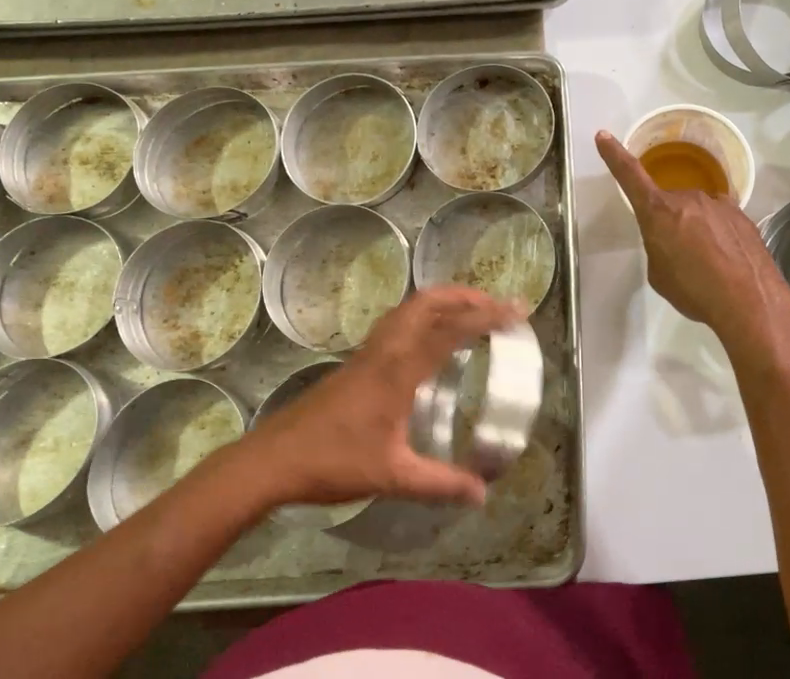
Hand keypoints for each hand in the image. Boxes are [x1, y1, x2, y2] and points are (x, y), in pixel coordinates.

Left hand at [231, 286, 525, 509]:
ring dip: (444, 302)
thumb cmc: (332, 463)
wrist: (272, 461)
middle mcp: (385, 350)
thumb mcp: (392, 477)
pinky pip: (399, 323)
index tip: (518, 311)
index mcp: (398, 370)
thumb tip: (482, 493)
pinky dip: (426, 318)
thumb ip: (440, 483)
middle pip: (428, 302)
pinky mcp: (357, 362)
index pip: (450, 329)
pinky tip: (434, 344)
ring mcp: (368, 353)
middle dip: (467, 296)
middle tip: (497, 307)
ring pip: (410, 308)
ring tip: (472, 315)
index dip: (487, 316)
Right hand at [596, 131, 789, 345]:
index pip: (630, 176)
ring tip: (708, 265)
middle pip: (670, 204)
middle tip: (679, 258)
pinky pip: (720, 220)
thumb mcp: (659, 273)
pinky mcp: (741, 215)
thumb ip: (659, 246)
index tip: (604, 136)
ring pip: (698, 212)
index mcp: (659, 211)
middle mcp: (688, 199)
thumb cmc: (694, 291)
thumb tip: (672, 239)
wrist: (749, 300)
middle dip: (671, 225)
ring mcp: (718, 204)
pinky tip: (727, 261)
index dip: (615, 155)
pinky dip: (719, 236)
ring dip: (697, 231)